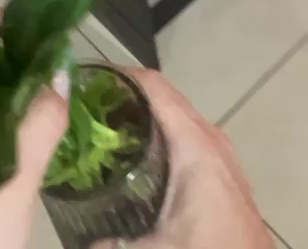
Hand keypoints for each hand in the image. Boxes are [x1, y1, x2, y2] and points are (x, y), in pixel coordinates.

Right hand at [103, 69, 272, 248]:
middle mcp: (210, 138)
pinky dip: (165, 133)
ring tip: (111, 130)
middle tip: (91, 109)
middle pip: (165, 97)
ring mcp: (221, 153)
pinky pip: (189, 134)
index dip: (122, 76)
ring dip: (147, 115)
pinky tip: (144, 156)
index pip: (155, 87)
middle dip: (128, 97)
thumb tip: (81, 241)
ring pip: (178, 116)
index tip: (91, 80)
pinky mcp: (225, 170)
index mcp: (194, 144)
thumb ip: (112, 243)